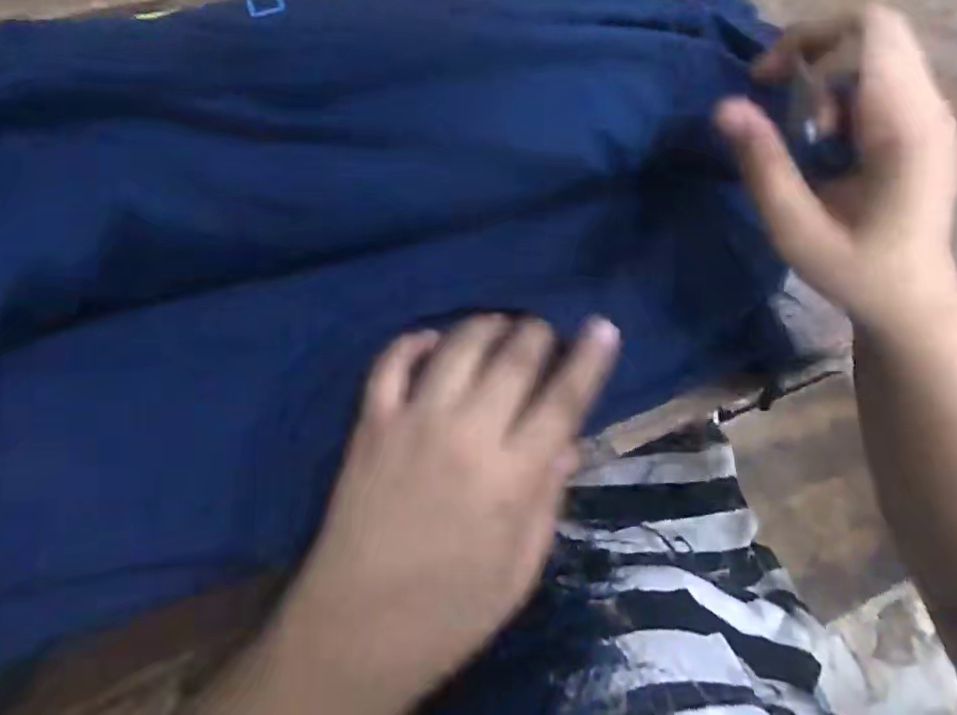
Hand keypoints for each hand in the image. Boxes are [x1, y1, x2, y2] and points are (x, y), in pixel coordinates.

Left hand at [253, 315, 618, 713]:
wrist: (353, 633)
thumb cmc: (450, 611)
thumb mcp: (520, 571)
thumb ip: (548, 498)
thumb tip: (570, 439)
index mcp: (510, 478)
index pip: (562, 401)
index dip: (589, 359)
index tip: (604, 327)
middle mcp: (465, 436)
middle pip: (513, 358)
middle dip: (538, 332)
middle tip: (546, 330)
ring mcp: (413, 423)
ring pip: (457, 347)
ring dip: (486, 324)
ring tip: (500, 325)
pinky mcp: (371, 424)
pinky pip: (391, 362)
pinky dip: (413, 340)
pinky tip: (432, 340)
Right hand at [715, 5, 956, 324]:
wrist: (915, 303)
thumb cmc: (857, 272)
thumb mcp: (796, 228)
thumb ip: (763, 163)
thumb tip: (724, 106)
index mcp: (906, 127)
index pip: (872, 28)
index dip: (810, 35)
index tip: (768, 80)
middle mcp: (929, 107)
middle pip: (872, 30)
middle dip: (812, 52)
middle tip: (778, 98)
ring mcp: (932, 114)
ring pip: (874, 51)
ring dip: (825, 76)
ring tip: (808, 132)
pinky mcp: (924, 124)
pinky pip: (879, 75)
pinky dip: (840, 90)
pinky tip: (826, 138)